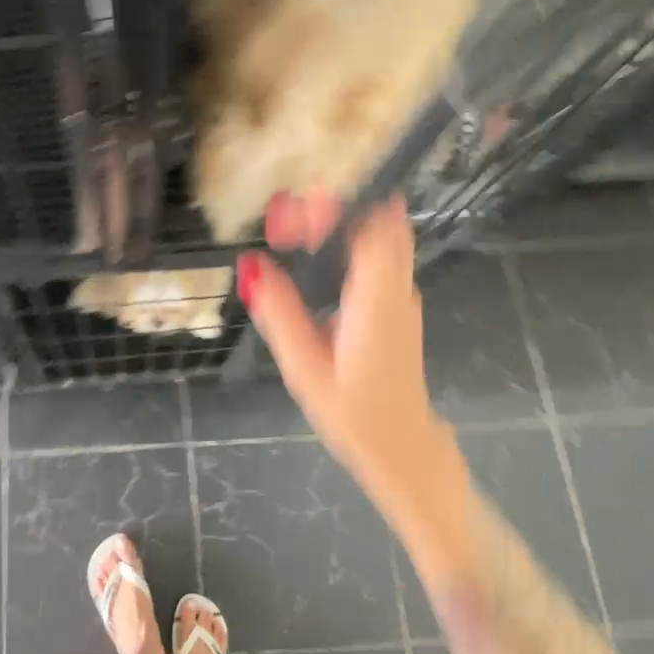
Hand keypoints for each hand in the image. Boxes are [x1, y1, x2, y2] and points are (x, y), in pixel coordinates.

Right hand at [238, 191, 456, 489]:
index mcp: (377, 301)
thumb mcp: (305, 368)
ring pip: (382, 235)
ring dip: (340, 223)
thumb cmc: (353, 414)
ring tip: (291, 232)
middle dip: (333, 207)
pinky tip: (313, 259)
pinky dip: (348, 243)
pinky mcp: (398, 305)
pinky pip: (379, 255)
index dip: (330, 208)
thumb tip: (251, 265)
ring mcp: (403, 296)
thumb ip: (280, 313)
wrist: (402, 447)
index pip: (370, 227)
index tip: (286, 215)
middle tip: (286, 217)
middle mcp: (398, 289)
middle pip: (381, 220)